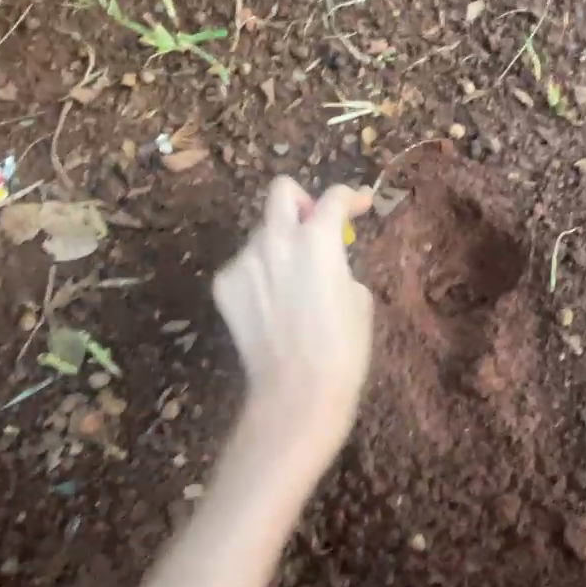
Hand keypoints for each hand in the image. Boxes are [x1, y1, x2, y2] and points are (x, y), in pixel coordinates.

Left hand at [212, 177, 374, 456]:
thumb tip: (326, 259)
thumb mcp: (358, 298)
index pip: (334, 198)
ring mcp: (244, 261)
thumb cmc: (342, 349)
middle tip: (315, 226)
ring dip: (281, 246)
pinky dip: (261, 275)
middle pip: (282, 191)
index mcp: (318, 239)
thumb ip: (339, 263)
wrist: (295, 395)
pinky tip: (273, 306)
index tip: (361, 204)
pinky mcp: (224, 285)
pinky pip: (246, 266)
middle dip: (302, 201)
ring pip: (263, 234)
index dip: (352, 197)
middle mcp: (275, 239)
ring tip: (294, 285)